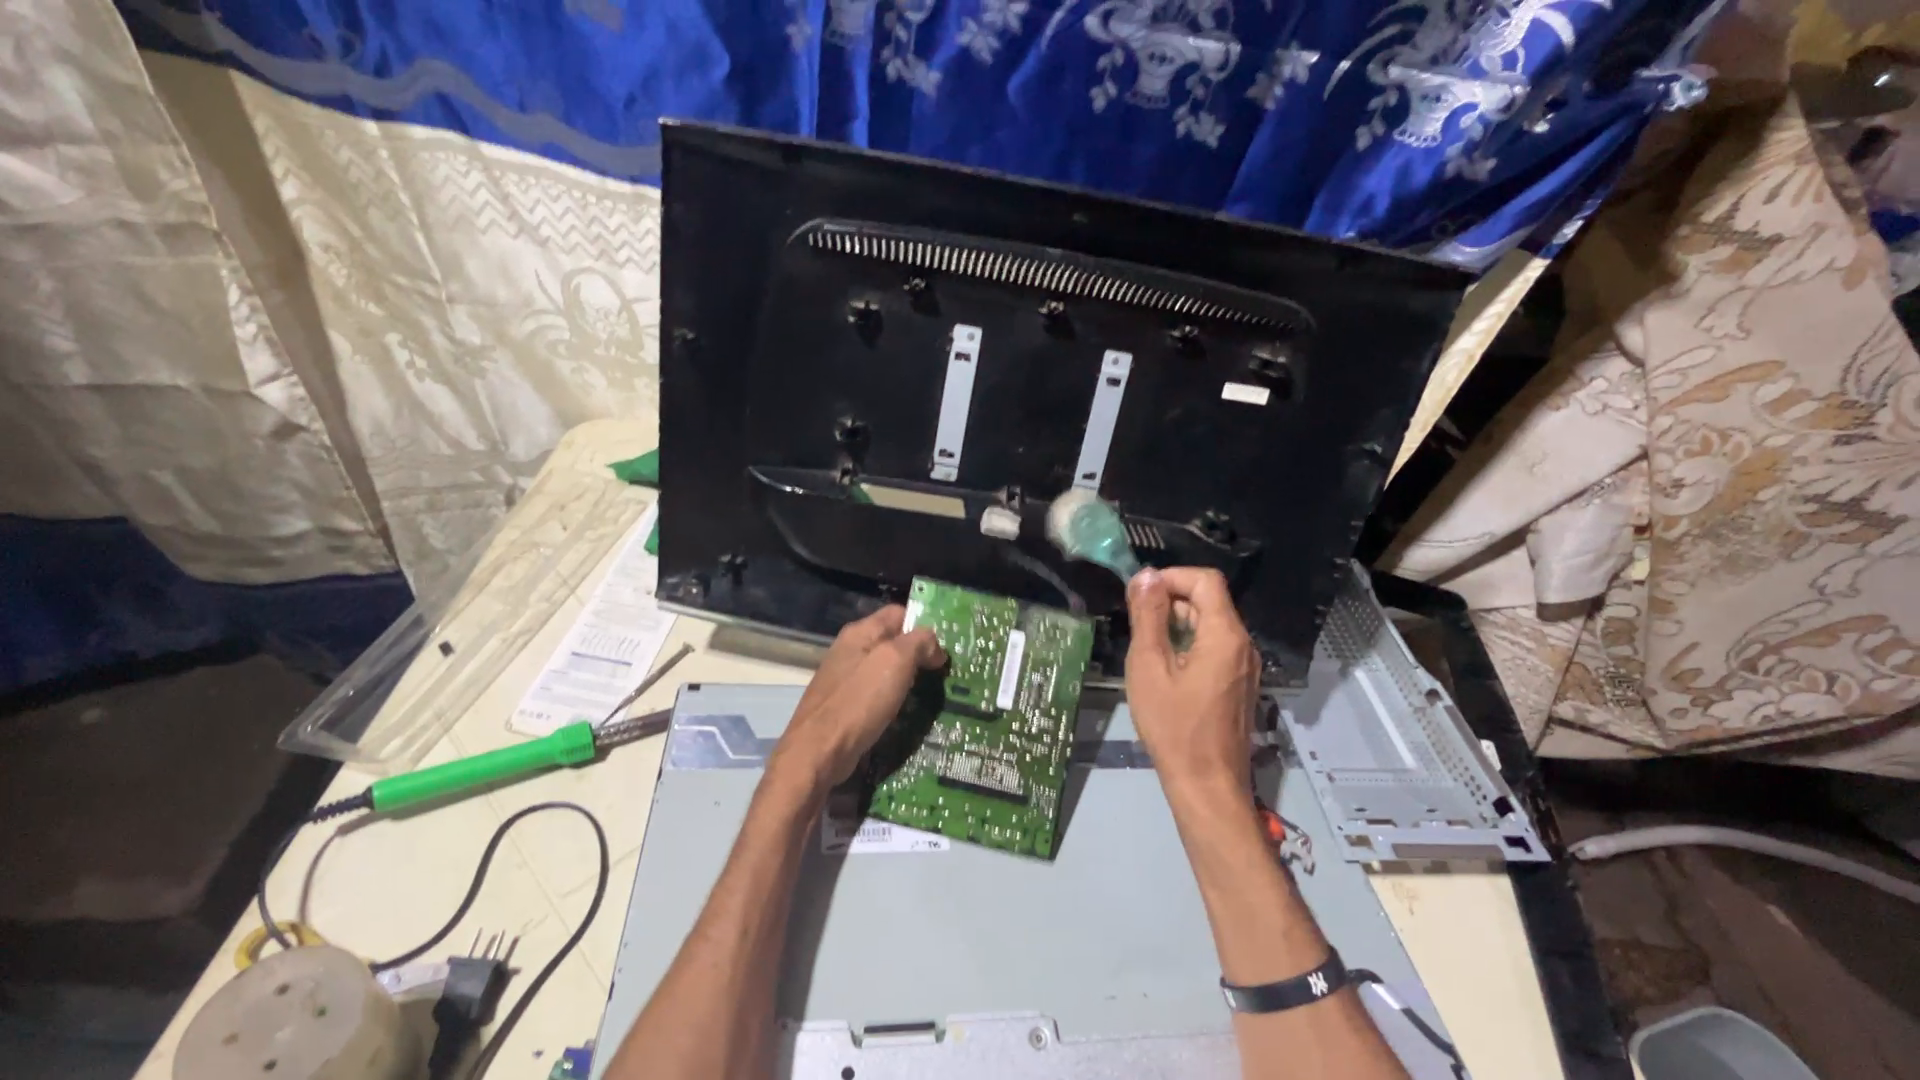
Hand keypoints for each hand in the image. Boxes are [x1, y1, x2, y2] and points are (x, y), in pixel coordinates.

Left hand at [770, 605, 946, 792]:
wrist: (818, 751)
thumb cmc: (858, 702)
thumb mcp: (895, 662)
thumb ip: (918, 642)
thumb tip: (934, 646)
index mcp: (860, 633)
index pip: (899, 612)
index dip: (924, 624)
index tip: (947, 645)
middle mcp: (850, 649)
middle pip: (892, 640)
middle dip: (919, 652)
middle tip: (944, 670)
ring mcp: (845, 678)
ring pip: (885, 667)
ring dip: (907, 676)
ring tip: (932, 689)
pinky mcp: (844, 704)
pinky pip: (876, 691)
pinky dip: (893, 696)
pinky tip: (905, 709)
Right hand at [1124, 568, 1261, 801]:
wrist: (1207, 784)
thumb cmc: (1173, 726)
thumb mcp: (1150, 666)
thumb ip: (1149, 617)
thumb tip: (1146, 575)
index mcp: (1225, 634)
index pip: (1206, 580)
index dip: (1171, 577)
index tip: (1139, 596)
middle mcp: (1243, 644)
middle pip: (1209, 602)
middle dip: (1171, 602)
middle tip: (1136, 627)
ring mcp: (1245, 667)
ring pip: (1211, 626)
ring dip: (1177, 626)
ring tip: (1145, 651)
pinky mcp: (1239, 685)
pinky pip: (1215, 650)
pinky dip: (1189, 647)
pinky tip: (1165, 672)